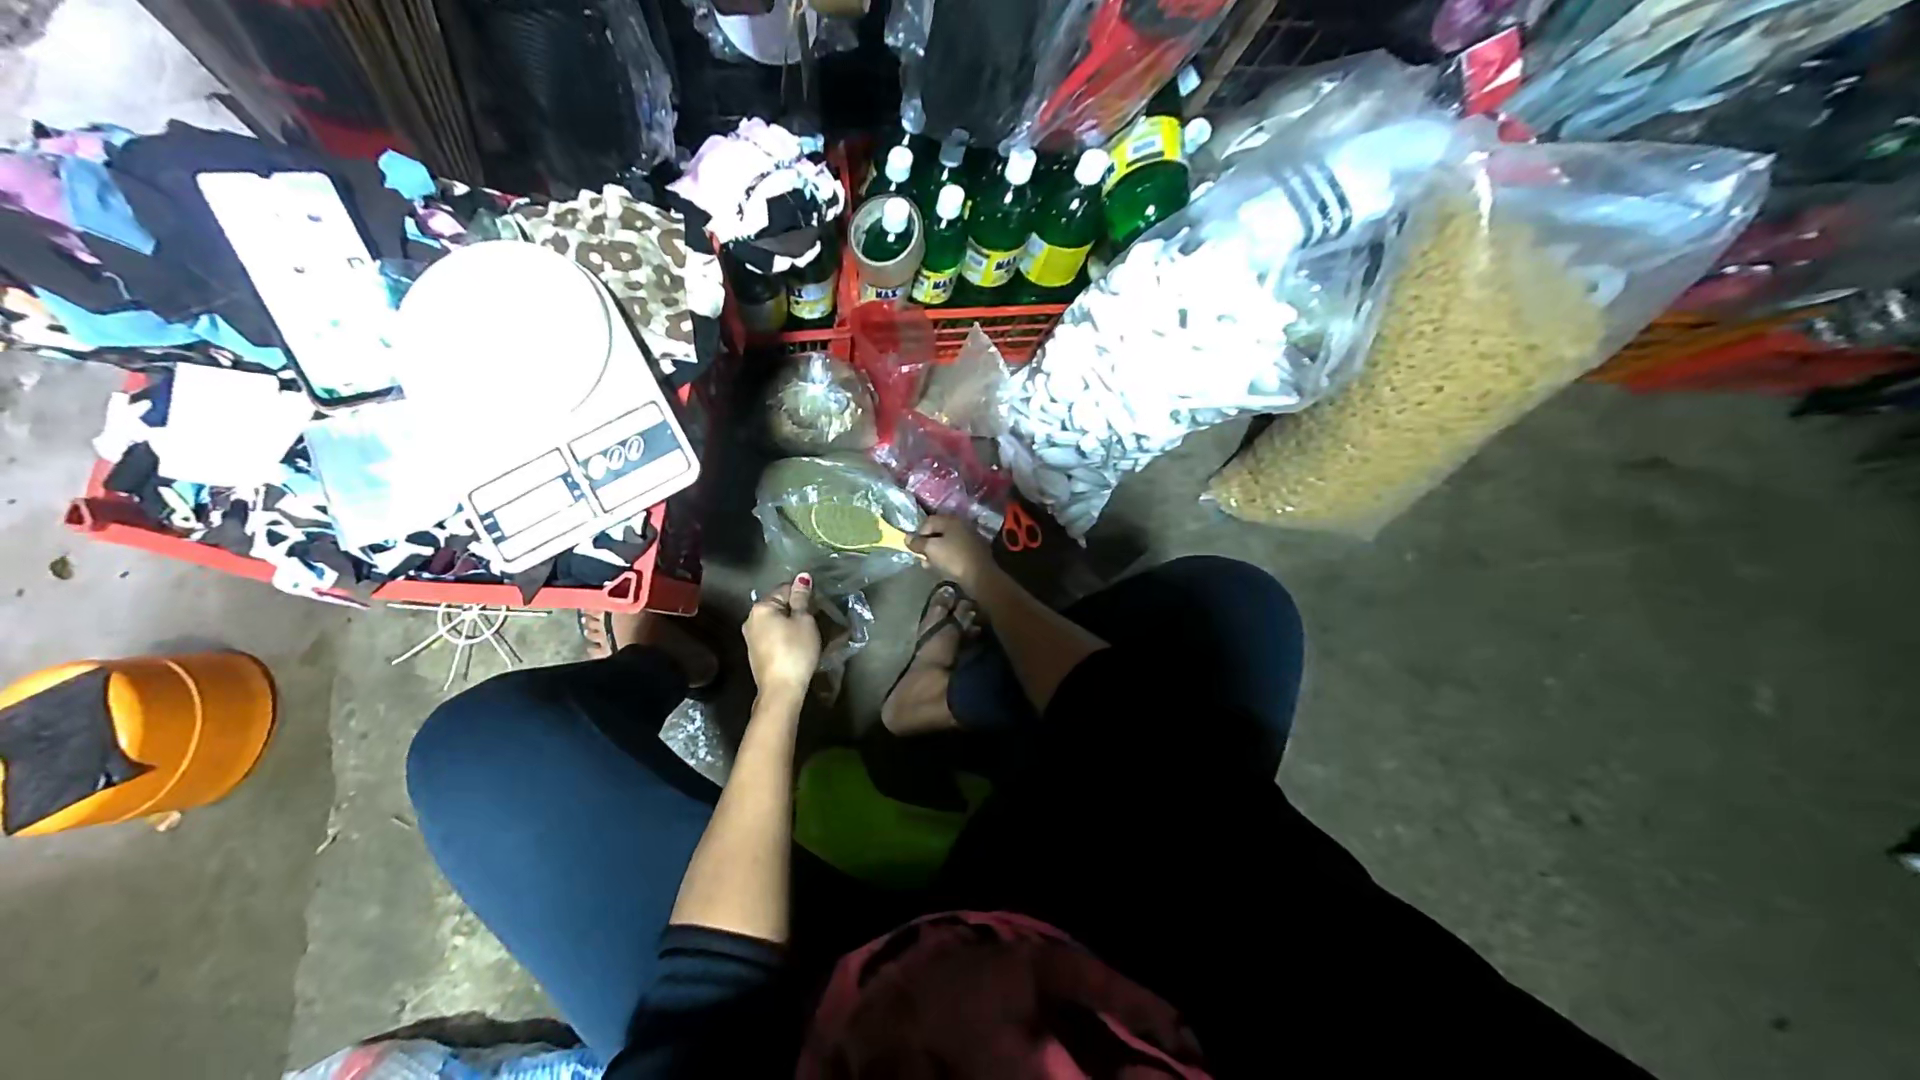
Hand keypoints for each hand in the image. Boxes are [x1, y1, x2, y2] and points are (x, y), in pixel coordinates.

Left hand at [744, 573, 821, 703]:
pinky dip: (784, 635)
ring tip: (809, 634)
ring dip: (791, 623)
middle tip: (816, 621)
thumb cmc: (795, 651)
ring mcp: (751, 636)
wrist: (781, 689)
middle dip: (797, 609)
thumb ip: (802, 598)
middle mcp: (751, 618)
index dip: (804, 595)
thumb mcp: (804, 621)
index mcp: (761, 607)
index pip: (786, 588)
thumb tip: (802, 576)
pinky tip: (796, 645)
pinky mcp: (755, 652)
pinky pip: (772, 635)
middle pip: (778, 605)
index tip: (818, 607)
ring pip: (776, 621)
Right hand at [909, 515, 998, 589]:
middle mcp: (961, 525)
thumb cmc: (953, 558)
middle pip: (937, 532)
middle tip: (922, 557)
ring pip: (946, 542)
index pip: (928, 521)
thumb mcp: (931, 549)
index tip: (914, 547)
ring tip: (929, 565)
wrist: (980, 575)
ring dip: (935, 553)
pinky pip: (955, 551)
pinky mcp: (974, 551)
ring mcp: (969, 538)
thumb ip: (917, 543)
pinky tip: (943, 568)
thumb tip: (907, 538)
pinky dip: (946, 557)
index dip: (918, 533)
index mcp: (951, 520)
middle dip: (927, 544)